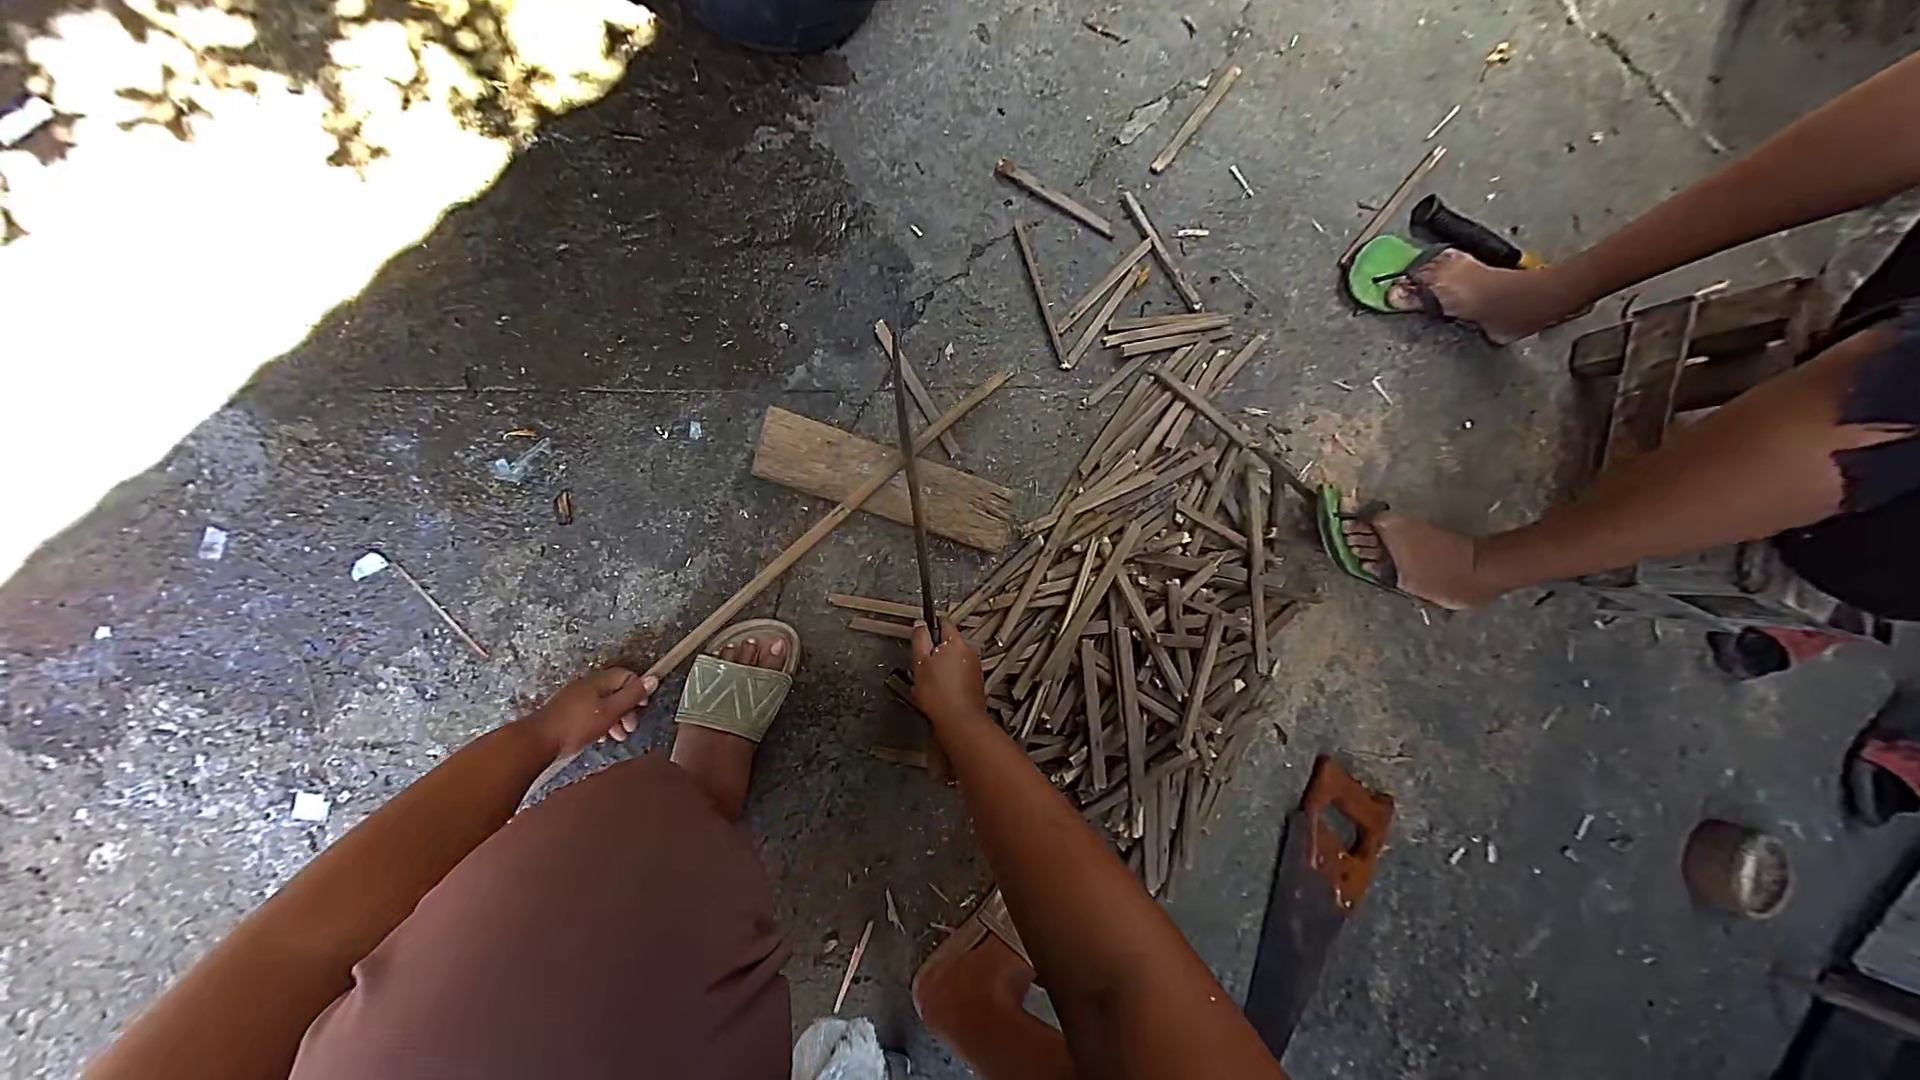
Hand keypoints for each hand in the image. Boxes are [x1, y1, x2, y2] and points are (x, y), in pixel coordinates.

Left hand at [524, 668, 658, 759]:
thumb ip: (633, 695)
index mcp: (598, 681)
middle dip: (627, 708)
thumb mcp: (611, 711)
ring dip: (615, 718)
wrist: (536, 742)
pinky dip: (600, 722)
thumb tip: (653, 678)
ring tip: (617, 736)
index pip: (627, 676)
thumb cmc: (575, 726)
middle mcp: (587, 685)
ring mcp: (574, 698)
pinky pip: (591, 711)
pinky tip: (599, 737)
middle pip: (616, 690)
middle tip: (630, 726)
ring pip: (603, 703)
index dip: (638, 690)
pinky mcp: (566, 712)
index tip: (641, 708)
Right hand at [911, 619, 986, 722]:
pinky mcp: (975, 683)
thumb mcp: (920, 662)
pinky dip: (950, 679)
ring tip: (930, 682)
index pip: (944, 623)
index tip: (922, 632)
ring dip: (942, 666)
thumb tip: (920, 624)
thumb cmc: (938, 693)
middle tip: (922, 664)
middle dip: (935, 651)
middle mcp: (969, 652)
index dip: (931, 625)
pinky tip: (939, 692)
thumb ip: (920, 639)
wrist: (959, 722)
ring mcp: (974, 668)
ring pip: (954, 659)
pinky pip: (959, 674)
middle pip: (949, 643)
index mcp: (956, 643)